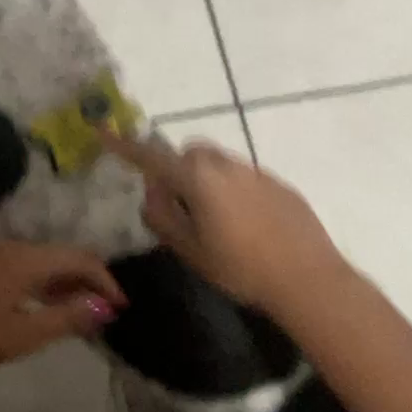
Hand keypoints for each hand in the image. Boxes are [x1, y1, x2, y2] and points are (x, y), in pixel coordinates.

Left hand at [0, 245, 123, 376]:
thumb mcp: (26, 334)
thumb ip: (67, 318)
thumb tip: (104, 308)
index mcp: (26, 260)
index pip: (79, 258)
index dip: (104, 280)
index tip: (121, 306)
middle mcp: (9, 249)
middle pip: (59, 254)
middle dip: (85, 278)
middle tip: (104, 309)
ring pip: (38, 259)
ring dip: (61, 280)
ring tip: (78, 308)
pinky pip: (19, 265)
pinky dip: (39, 281)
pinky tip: (40, 303)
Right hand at [100, 132, 354, 315]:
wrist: (309, 280)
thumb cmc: (239, 268)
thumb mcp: (188, 249)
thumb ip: (161, 216)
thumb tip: (152, 193)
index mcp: (198, 179)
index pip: (151, 156)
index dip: (124, 146)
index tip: (102, 131)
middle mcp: (226, 166)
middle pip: (190, 153)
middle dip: (177, 168)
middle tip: (178, 203)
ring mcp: (257, 173)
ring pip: (218, 163)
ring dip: (206, 179)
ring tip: (213, 219)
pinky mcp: (280, 186)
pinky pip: (244, 178)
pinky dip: (233, 191)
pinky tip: (245, 226)